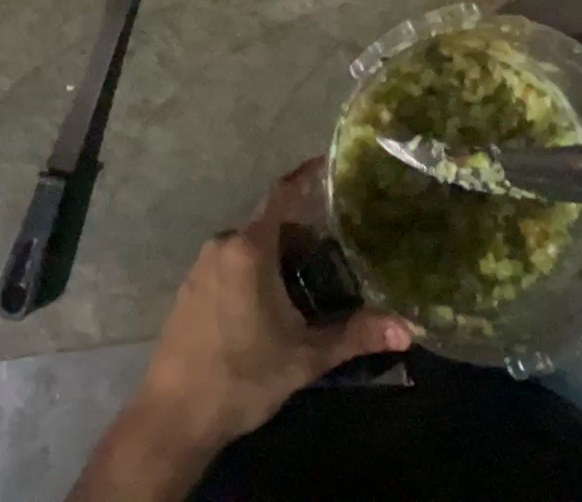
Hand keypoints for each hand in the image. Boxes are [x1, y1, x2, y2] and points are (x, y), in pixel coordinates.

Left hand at [136, 158, 412, 447]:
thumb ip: (356, 335)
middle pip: (271, 224)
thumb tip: (408, 329)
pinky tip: (273, 306)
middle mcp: (223, 245)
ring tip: (312, 285)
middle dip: (304, 236)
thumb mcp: (306, 356)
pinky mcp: (190, 289)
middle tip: (339, 256)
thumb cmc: (243, 377)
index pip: (282, 195)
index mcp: (250, 248)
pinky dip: (255, 271)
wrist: (173, 416)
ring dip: (279, 258)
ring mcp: (201, 266)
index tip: (329, 165)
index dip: (306, 177)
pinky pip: (231, 264)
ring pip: (250, 246)